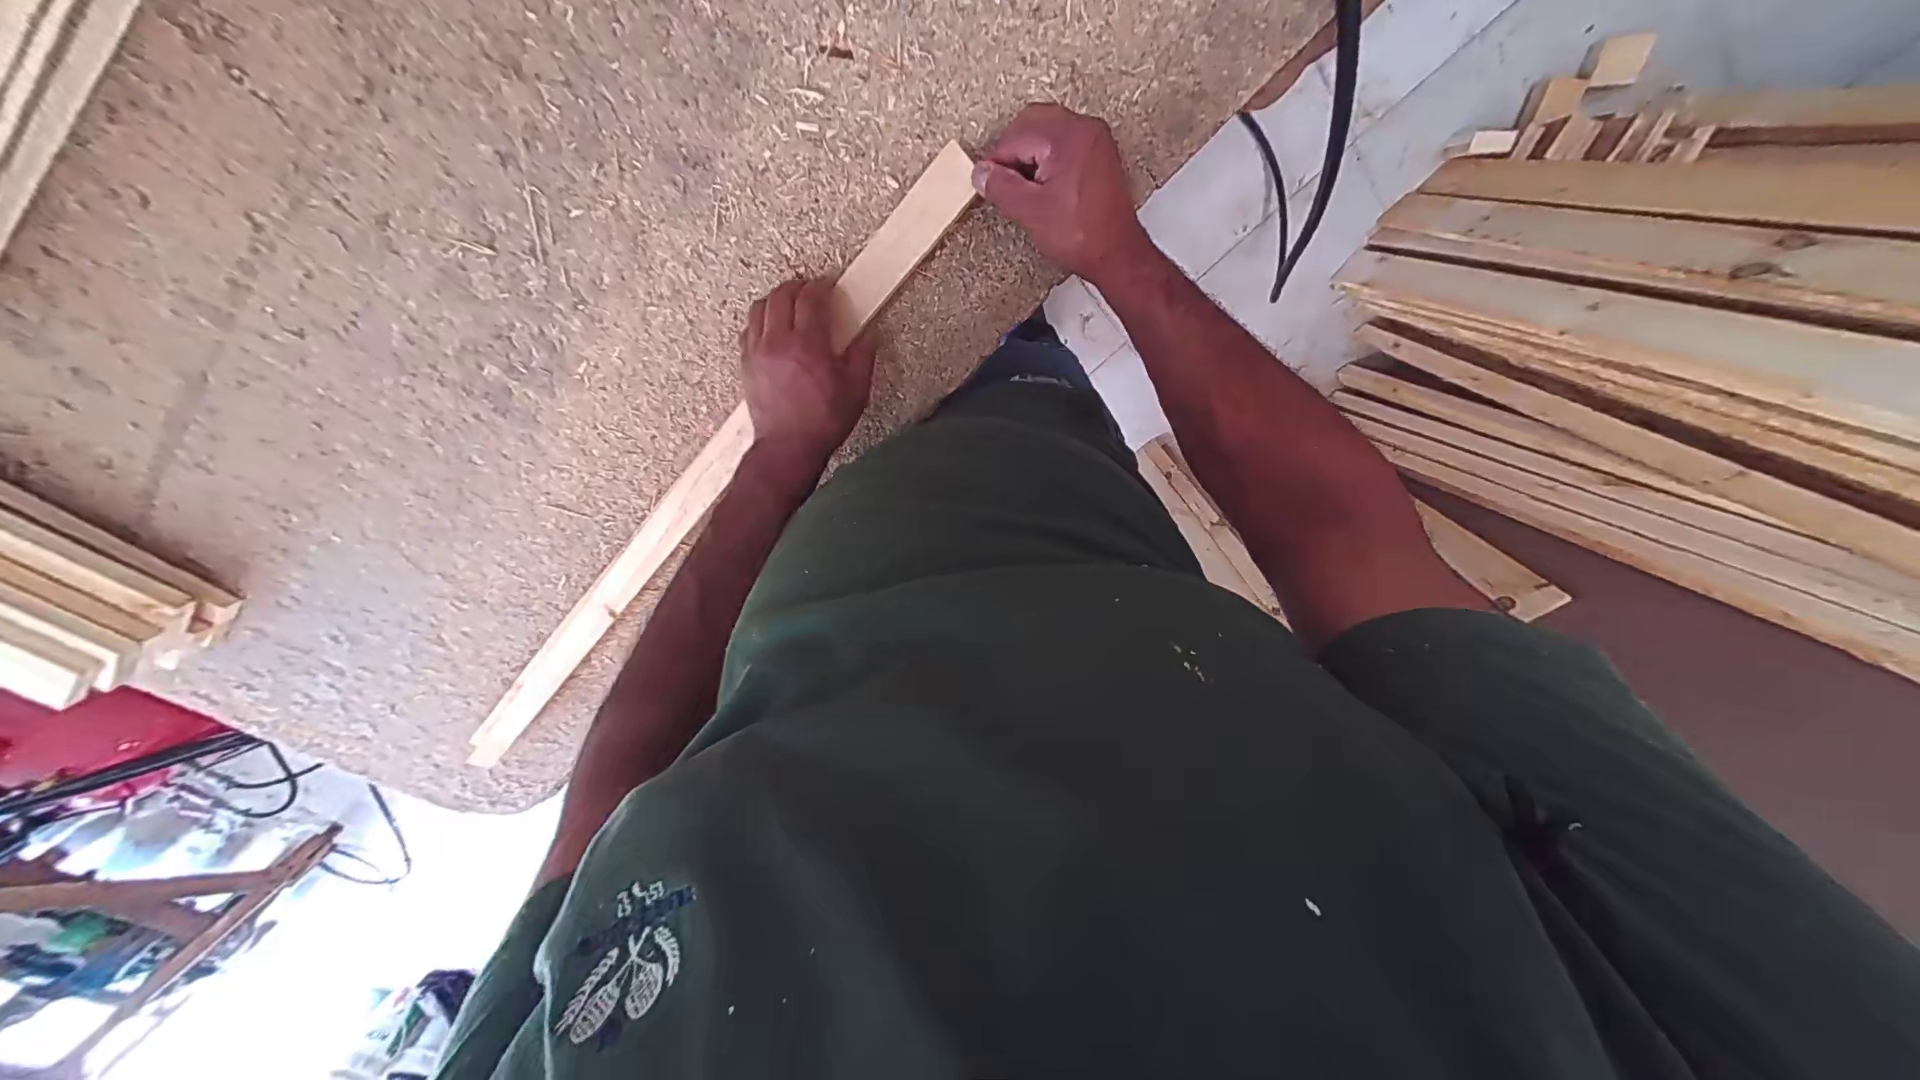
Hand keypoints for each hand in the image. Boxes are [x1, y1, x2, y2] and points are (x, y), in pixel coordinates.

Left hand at [739, 278, 875, 461]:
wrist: (789, 447)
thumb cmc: (821, 423)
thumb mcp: (856, 390)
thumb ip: (862, 356)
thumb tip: (868, 336)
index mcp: (809, 344)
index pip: (812, 298)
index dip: (822, 285)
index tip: (829, 284)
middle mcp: (779, 342)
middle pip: (782, 295)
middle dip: (798, 285)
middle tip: (810, 288)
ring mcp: (758, 352)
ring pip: (760, 307)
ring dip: (776, 298)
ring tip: (789, 302)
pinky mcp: (747, 364)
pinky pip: (748, 329)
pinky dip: (760, 320)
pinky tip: (771, 326)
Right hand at [972, 103, 1156, 284]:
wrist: (1115, 253)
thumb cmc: (1082, 235)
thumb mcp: (1030, 212)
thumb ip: (1001, 187)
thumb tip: (981, 174)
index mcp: (1066, 137)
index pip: (1015, 136)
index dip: (997, 163)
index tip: (990, 184)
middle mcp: (1084, 129)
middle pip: (1032, 122)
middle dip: (1013, 151)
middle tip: (1004, 183)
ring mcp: (1095, 140)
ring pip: (1048, 130)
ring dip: (1029, 154)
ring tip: (1025, 188)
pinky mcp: (1099, 155)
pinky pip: (1065, 142)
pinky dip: (1048, 158)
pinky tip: (1044, 186)